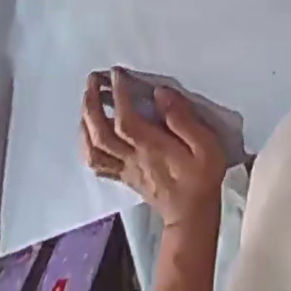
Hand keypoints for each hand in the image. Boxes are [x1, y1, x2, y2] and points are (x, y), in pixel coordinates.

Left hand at [81, 69, 225, 228]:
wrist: (192, 217)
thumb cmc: (200, 178)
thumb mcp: (205, 146)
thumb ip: (183, 118)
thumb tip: (160, 93)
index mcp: (151, 148)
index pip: (126, 120)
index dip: (118, 94)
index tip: (116, 72)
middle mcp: (132, 157)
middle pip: (100, 132)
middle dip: (92, 103)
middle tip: (93, 78)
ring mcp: (124, 168)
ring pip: (93, 148)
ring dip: (85, 121)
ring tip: (87, 98)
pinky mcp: (122, 176)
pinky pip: (96, 162)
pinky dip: (86, 143)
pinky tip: (88, 128)